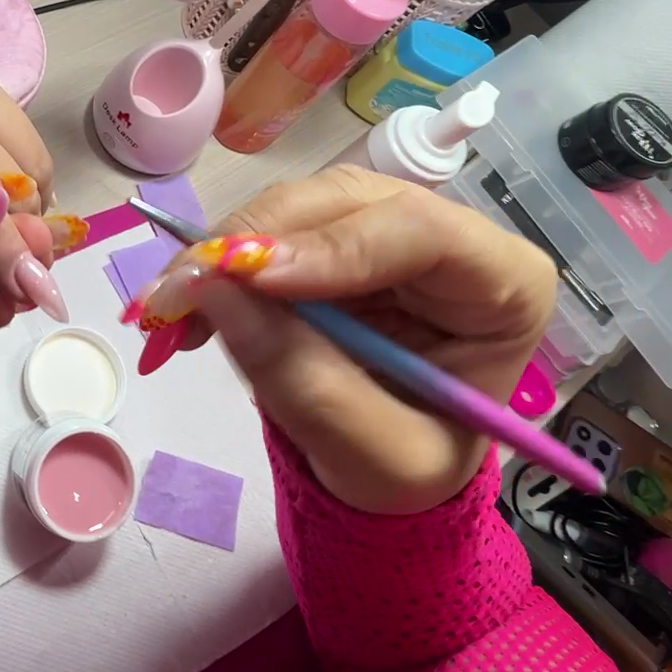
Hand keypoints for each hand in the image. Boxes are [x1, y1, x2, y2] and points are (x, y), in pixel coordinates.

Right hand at [191, 166, 557, 514]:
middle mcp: (443, 238)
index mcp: (501, 285)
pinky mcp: (324, 242)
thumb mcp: (374, 453)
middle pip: (339, 202)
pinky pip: (262, 232)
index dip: (329, 244)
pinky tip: (186, 306)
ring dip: (219, 253)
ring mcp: (377, 231)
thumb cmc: (408, 469)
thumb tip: (214, 292)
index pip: (417, 230)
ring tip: (170, 311)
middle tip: (175, 294)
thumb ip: (304, 379)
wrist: (387, 470)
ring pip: (291, 207)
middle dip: (249, 243)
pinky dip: (214, 266)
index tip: (247, 278)